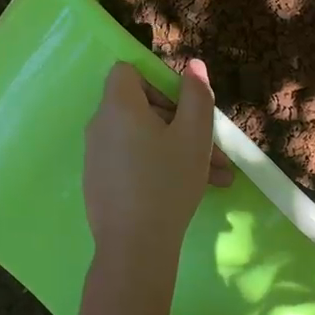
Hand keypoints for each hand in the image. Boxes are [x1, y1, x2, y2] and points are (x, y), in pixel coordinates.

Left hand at [83, 60, 230, 264]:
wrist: (134, 249)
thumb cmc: (167, 182)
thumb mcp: (194, 135)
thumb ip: (196, 95)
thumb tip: (192, 65)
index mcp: (118, 106)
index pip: (128, 71)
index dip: (157, 80)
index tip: (183, 106)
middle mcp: (100, 125)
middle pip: (141, 107)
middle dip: (181, 122)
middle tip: (212, 147)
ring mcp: (97, 156)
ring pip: (144, 139)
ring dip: (178, 149)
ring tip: (217, 177)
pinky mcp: (100, 183)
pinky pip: (133, 161)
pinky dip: (159, 167)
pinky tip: (193, 191)